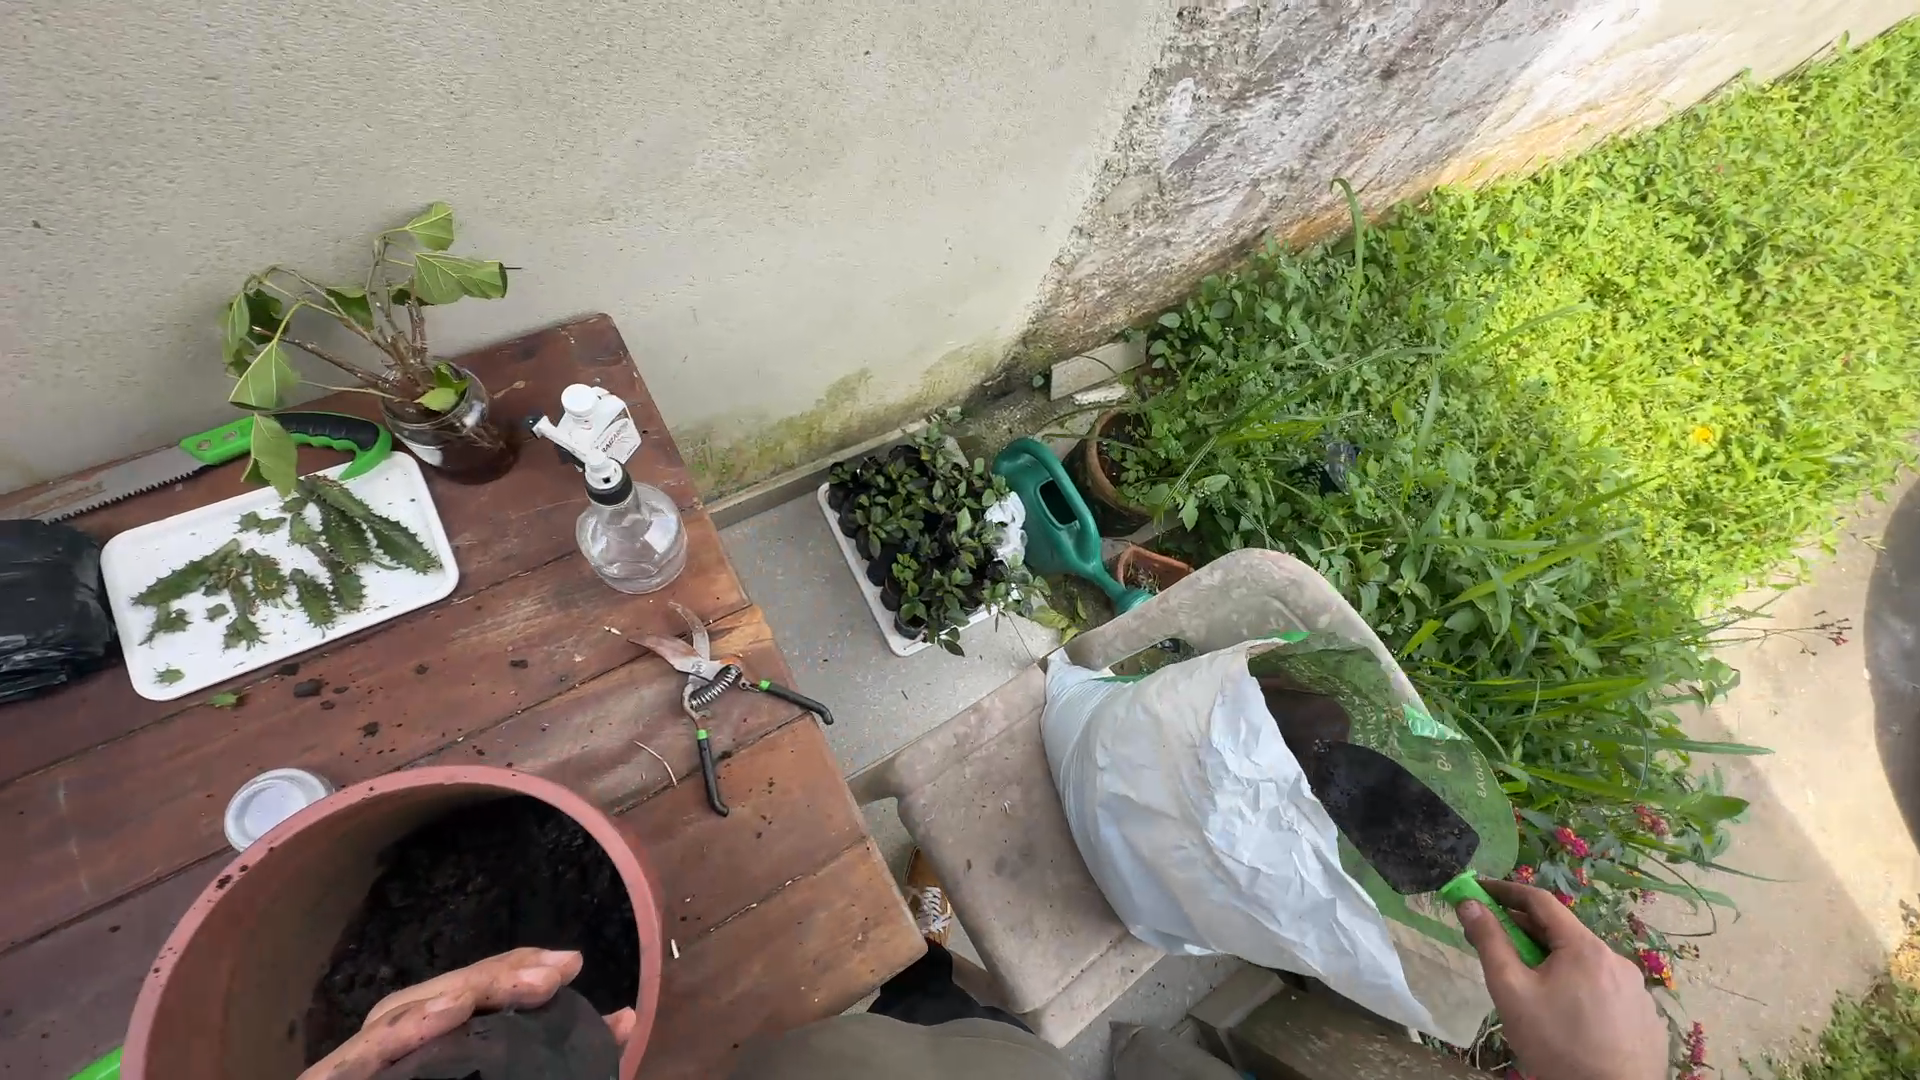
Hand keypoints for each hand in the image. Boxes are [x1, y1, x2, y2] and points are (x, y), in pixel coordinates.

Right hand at [298, 948, 636, 1079]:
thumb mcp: (525, 1076)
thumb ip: (567, 1049)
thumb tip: (627, 1017)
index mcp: (436, 1045)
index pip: (476, 991)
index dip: (521, 968)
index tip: (573, 965)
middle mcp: (392, 1052)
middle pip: (442, 996)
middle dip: (501, 975)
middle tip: (559, 972)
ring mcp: (357, 1070)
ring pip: (399, 1015)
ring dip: (459, 995)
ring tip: (514, 987)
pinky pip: (354, 1061)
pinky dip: (401, 1033)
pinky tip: (449, 1015)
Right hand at [1460, 879, 1665, 1079]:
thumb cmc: (1555, 1043)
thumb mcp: (1510, 988)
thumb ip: (1488, 939)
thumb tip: (1468, 903)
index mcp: (1586, 949)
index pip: (1541, 901)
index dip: (1505, 890)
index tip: (1477, 889)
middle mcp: (1619, 963)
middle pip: (1562, 932)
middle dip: (1523, 928)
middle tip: (1491, 938)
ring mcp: (1638, 994)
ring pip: (1583, 961)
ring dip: (1550, 957)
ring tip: (1525, 979)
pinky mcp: (1647, 1020)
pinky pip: (1603, 987)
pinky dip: (1576, 982)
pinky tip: (1562, 1008)